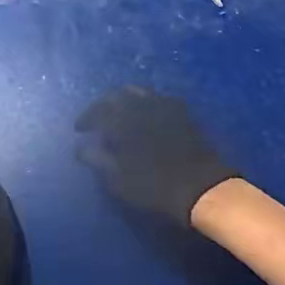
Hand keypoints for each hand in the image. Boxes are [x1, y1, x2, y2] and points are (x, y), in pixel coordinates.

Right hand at [75, 87, 239, 226]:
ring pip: (140, 94)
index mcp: (124, 120)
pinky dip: (147, 107)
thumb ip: (96, 159)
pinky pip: (160, 101)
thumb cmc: (154, 186)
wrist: (204, 190)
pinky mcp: (185, 116)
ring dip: (126, 103)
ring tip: (120, 118)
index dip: (86, 118)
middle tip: (98, 120)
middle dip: (104, 106)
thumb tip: (80, 147)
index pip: (98, 110)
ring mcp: (167, 108)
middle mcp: (144, 107)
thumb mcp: (117, 178)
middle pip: (118, 95)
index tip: (79, 130)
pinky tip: (146, 121)